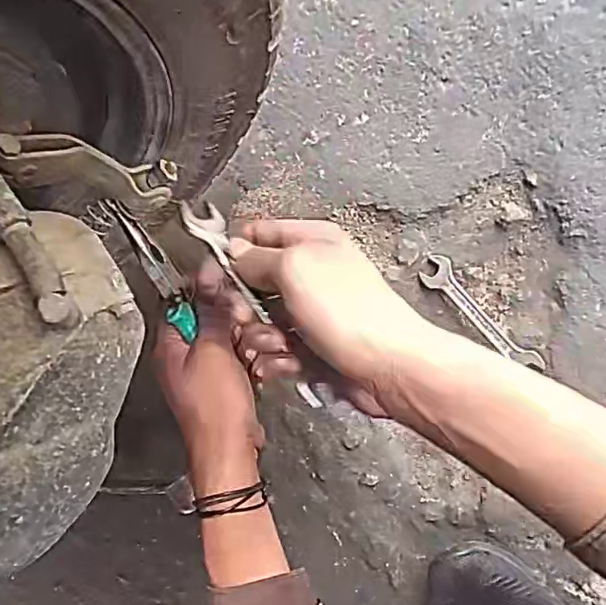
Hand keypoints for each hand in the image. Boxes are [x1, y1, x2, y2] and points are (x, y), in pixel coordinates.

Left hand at [154, 262, 264, 486]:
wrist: (231, 449)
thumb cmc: (215, 409)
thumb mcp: (214, 350)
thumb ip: (212, 311)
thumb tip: (207, 276)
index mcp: (170, 345)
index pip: (182, 301)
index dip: (209, 294)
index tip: (231, 295)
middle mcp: (185, 356)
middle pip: (212, 318)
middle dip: (238, 323)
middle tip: (246, 334)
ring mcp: (207, 370)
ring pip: (234, 338)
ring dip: (253, 343)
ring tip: (257, 358)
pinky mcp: (227, 384)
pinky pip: (244, 359)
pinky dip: (257, 361)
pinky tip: (263, 370)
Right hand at [227, 219, 445, 417]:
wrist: (387, 368)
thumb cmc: (356, 315)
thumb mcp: (295, 268)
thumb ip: (257, 256)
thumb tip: (234, 252)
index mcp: (312, 242)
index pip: (257, 236)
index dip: (233, 255)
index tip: (218, 277)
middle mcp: (312, 276)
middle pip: (254, 285)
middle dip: (245, 305)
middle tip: (248, 316)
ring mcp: (312, 314)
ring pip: (263, 323)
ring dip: (262, 337)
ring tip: (281, 344)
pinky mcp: (314, 347)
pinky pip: (279, 351)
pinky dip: (278, 360)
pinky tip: (290, 362)